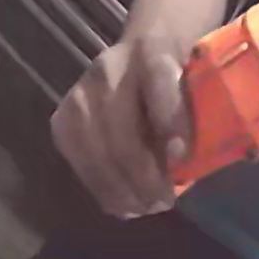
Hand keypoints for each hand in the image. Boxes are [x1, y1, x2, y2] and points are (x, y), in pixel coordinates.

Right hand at [51, 34, 190, 218]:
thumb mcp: (195, 87)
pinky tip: (124, 205)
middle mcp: (109, 70)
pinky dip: (106, 192)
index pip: (160, 85)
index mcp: (151, 51)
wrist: (134, 60)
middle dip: (145, 179)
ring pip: (99, 158)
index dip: (170, 122)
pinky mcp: (62, 122)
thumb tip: (181, 164)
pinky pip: (83, 167)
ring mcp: (80, 96)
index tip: (181, 158)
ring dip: (125, 192)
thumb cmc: (172, 81)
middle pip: (122, 137)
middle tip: (164, 202)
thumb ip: (192, 119)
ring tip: (146, 207)